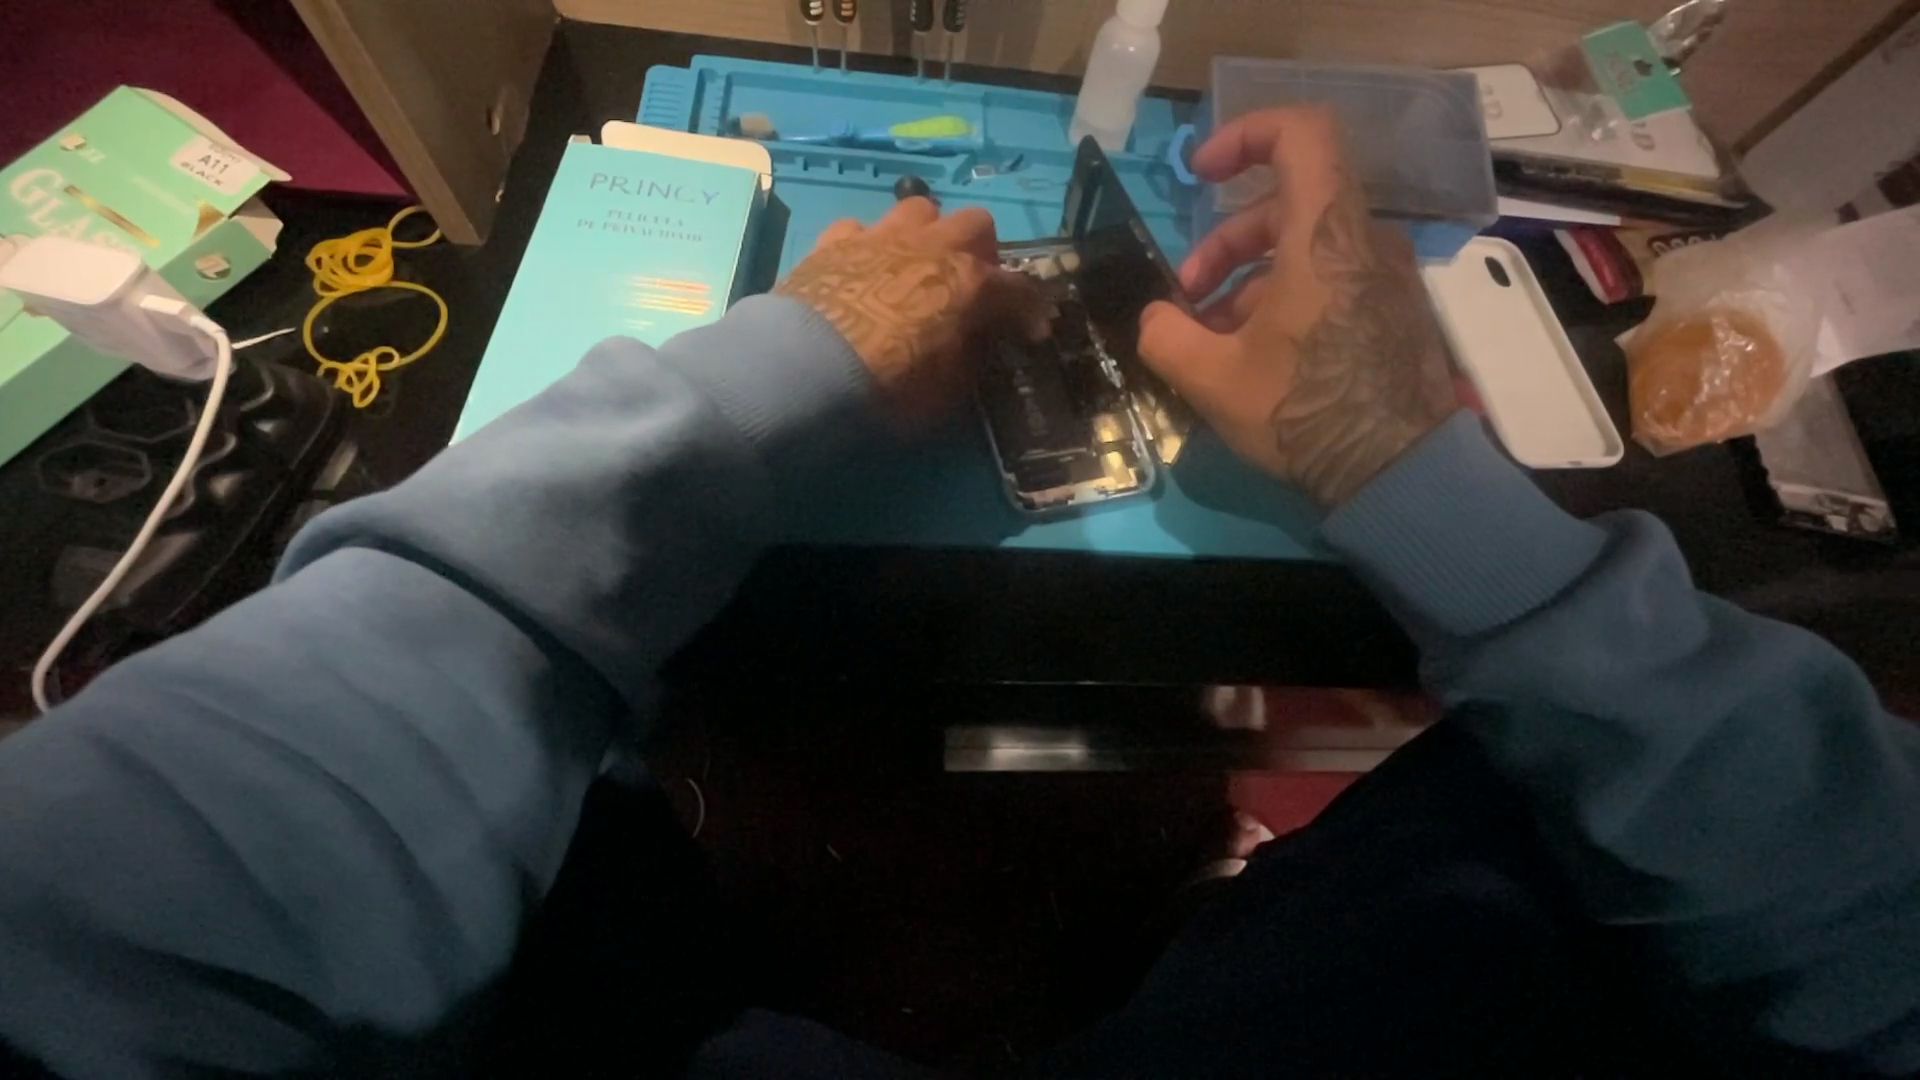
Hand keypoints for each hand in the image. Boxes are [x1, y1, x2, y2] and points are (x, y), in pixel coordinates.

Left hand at [776, 196, 1044, 430]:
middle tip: (973, 288)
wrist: (805, 369)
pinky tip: (863, 271)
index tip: (1030, 332)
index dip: (1029, 311)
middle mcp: (932, 247)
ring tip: (918, 267)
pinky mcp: (834, 242)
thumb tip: (980, 341)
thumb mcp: (946, 391)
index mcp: (968, 283)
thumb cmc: (888, 388)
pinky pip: (862, 229)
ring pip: (920, 210)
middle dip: (982, 254)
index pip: (1017, 288)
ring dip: (928, 236)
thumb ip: (971, 358)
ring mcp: (881, 237)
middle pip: (975, 225)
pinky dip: (870, 247)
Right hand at [1136, 108, 1458, 506]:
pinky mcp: (1389, 311)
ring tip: (1211, 338)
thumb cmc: (1300, 410)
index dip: (1244, 136)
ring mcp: (1383, 277)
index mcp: (1321, 237)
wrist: (1393, 469)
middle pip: (1285, 205)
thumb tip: (1155, 319)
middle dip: (1223, 243)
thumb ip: (1165, 337)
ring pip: (1303, 248)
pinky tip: (1254, 355)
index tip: (1200, 174)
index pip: (1300, 135)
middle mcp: (1361, 241)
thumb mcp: (1209, 379)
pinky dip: (1281, 299)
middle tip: (1185, 297)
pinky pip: (1328, 280)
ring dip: (1246, 280)